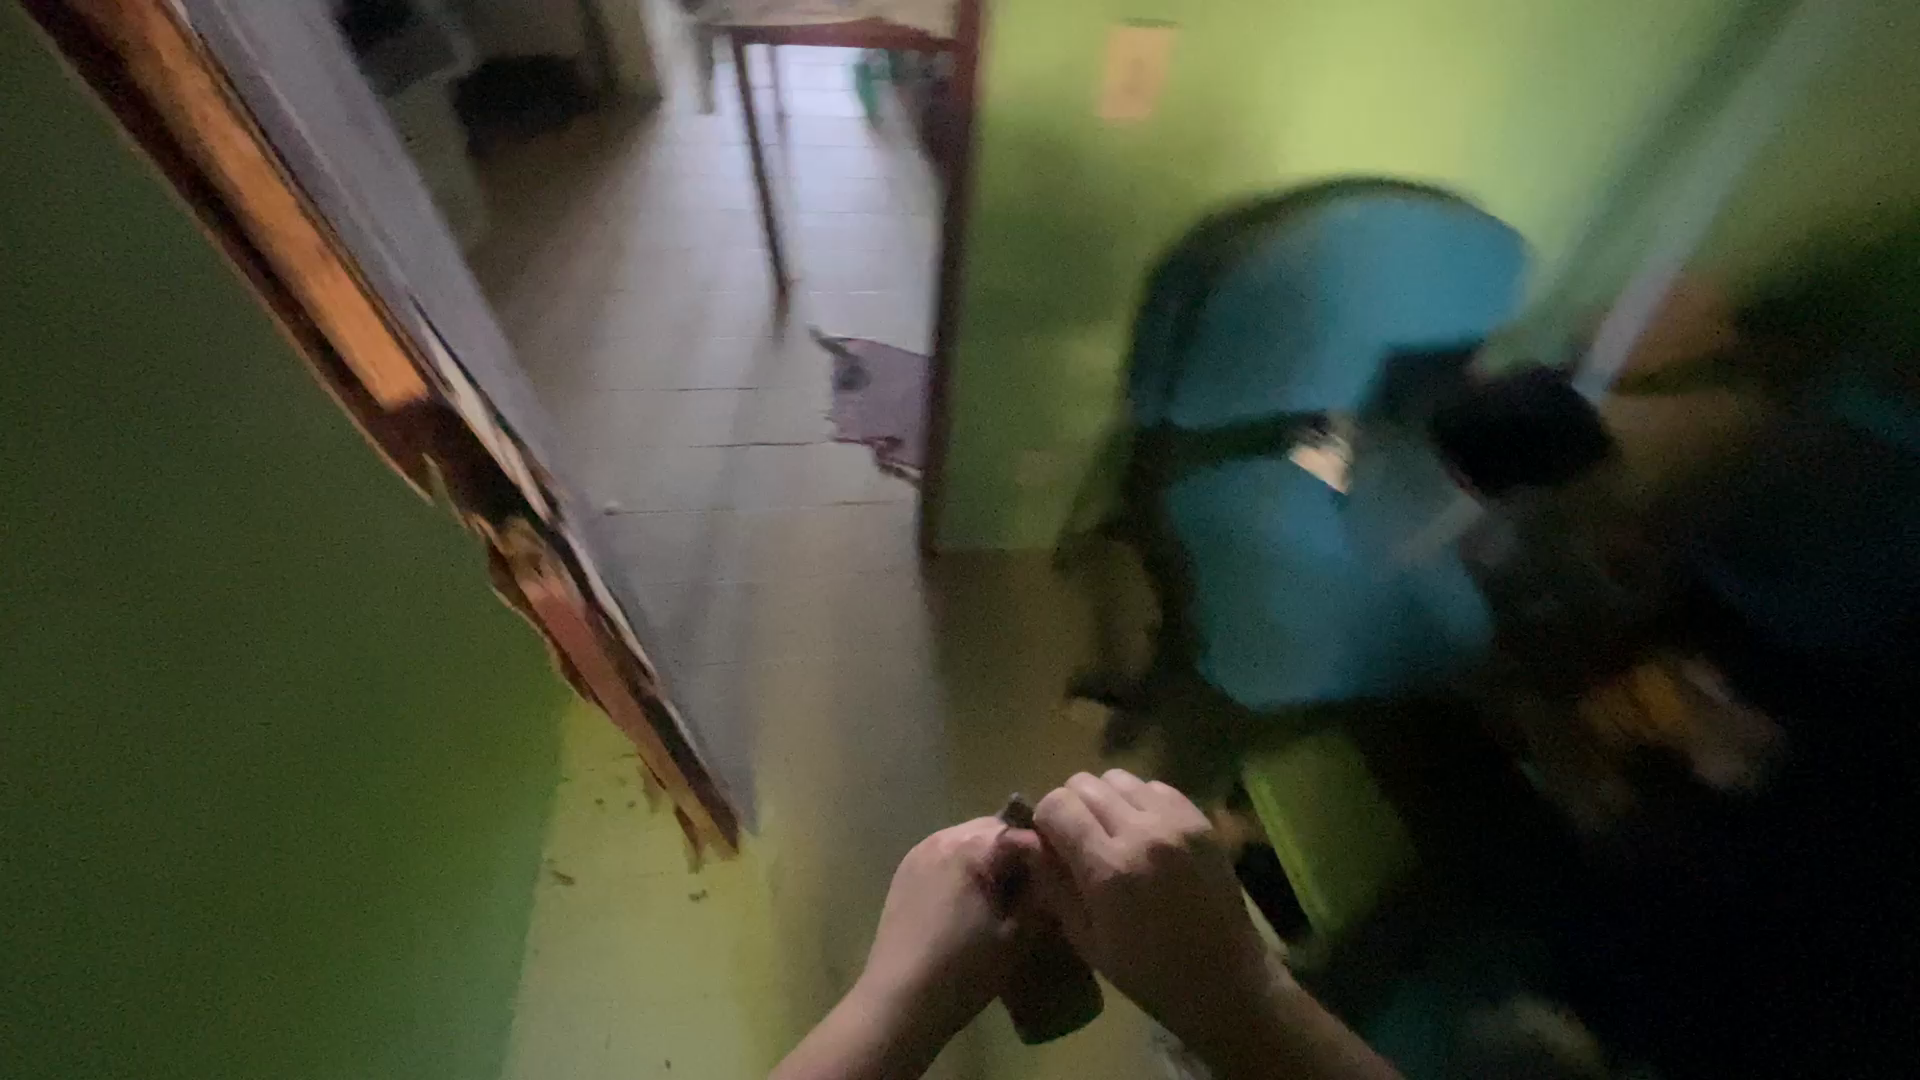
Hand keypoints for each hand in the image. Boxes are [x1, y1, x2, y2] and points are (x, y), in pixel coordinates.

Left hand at [855, 816, 1034, 1037]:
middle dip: (1014, 852)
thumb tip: (1050, 873)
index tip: (1054, 881)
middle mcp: (945, 836)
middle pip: (994, 828)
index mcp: (973, 847)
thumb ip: (1039, 894)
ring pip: (969, 838)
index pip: (1022, 833)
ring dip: (988, 856)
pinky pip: (947, 851)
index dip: (1043, 856)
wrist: (899, 999)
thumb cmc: (963, 969)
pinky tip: (967, 898)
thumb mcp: (1016, 935)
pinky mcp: (906, 867)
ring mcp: (922, 850)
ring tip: (998, 894)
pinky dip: (963, 864)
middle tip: (1028, 889)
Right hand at [1032, 770, 1283, 1051]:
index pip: (1057, 804)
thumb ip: (1051, 881)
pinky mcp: (1199, 818)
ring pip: (1118, 777)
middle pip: (1084, 783)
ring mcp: (1175, 821)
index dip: (1045, 820)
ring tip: (1113, 831)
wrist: (1227, 982)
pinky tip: (1144, 832)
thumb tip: (1022, 839)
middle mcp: (1142, 833)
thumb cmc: (1148, 972)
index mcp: (1109, 868)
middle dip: (1072, 807)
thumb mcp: (1086, 938)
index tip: (1051, 843)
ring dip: (1105, 799)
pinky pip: (1153, 786)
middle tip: (1079, 838)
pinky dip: (1139, 801)